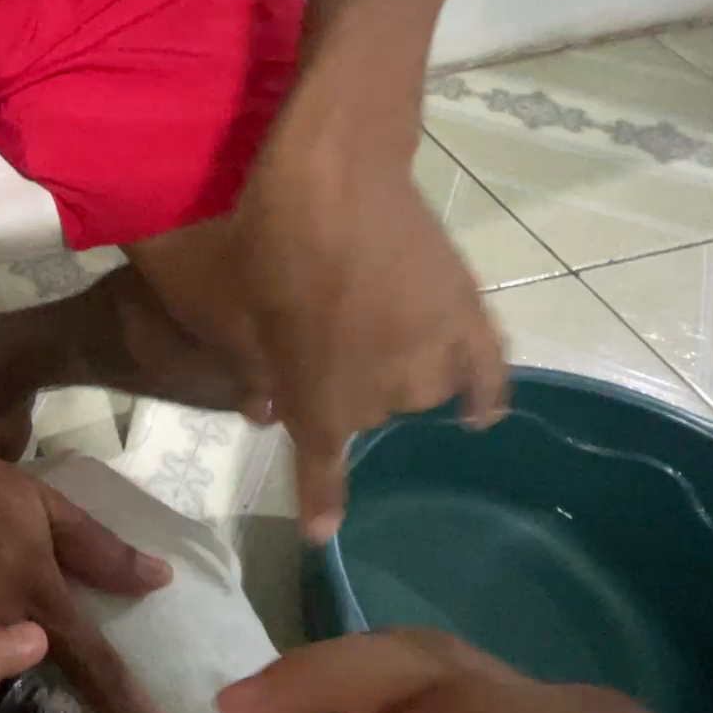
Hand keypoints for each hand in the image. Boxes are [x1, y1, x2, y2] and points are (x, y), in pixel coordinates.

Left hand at [236, 70, 507, 539]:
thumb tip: (262, 410)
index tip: (321, 536)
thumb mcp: (226, 318)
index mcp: (320, 396)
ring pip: (412, 391)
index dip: (321, 498)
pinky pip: (486, 369)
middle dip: (331, 395)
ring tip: (361, 341)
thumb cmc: (257, 246)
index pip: (321, 462)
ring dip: (385, 378)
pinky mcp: (468, 310)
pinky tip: (480, 414)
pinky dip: (481, 391)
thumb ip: (250, 373)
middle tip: (307, 347)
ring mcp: (434, 351)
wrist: (327, 176)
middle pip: (360, 415)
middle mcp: (385, 389)